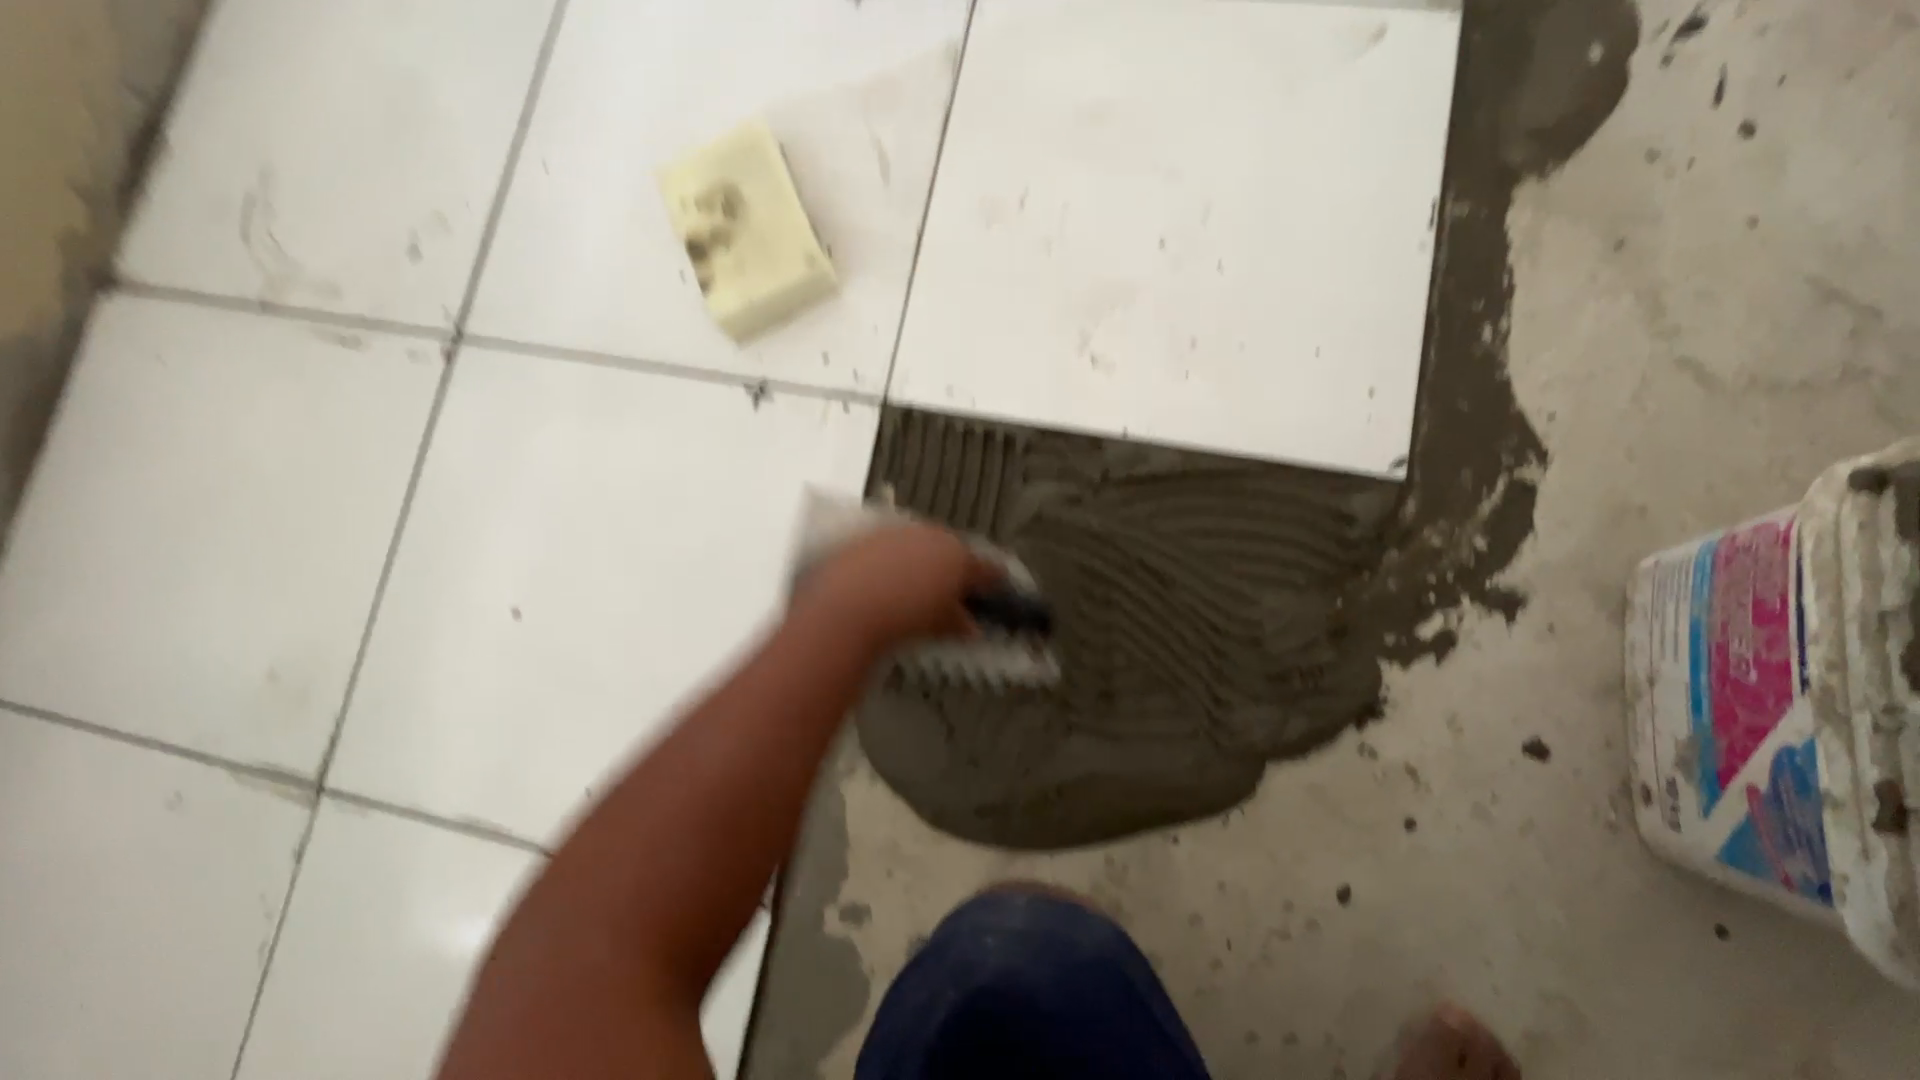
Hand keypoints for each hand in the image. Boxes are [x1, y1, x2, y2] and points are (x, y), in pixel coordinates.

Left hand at [792, 522, 1004, 650]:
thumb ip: (961, 622)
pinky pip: (890, 547)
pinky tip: (885, 581)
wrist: (846, 606)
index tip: (997, 591)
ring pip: (919, 544)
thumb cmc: (905, 618)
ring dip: (922, 561)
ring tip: (916, 587)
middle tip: (952, 592)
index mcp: (958, 554)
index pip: (987, 568)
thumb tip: (971, 626)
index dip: (994, 582)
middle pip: (952, 549)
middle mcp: (931, 534)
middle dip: (954, 568)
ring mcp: (899, 532)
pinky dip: (893, 561)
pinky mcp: (868, 535)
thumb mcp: (941, 626)